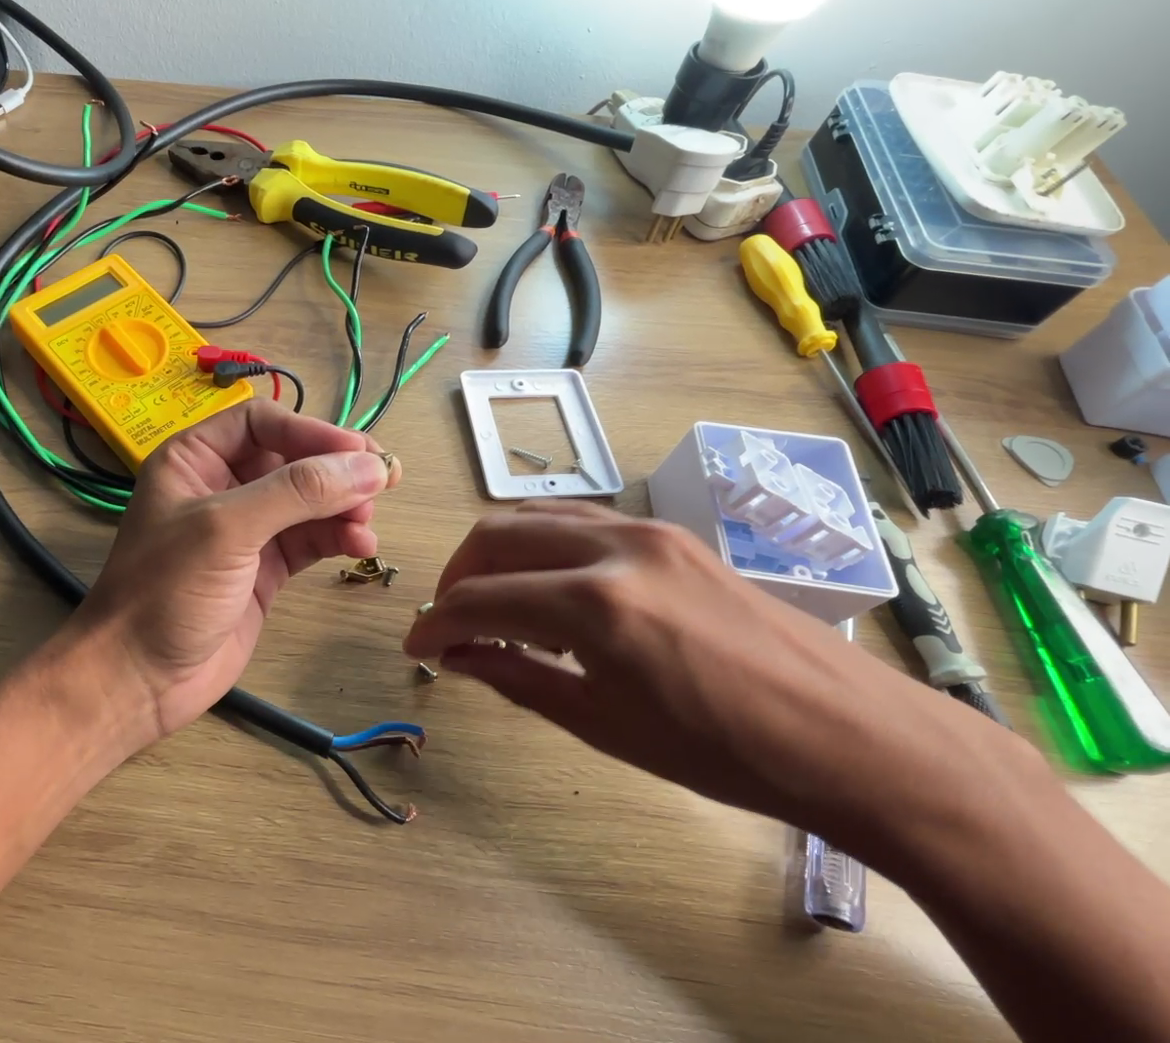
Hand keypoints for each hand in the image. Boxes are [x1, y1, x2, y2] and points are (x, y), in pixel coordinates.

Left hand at [70, 401, 397, 744]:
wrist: (139, 677)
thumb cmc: (165, 591)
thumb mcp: (226, 529)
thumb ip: (298, 492)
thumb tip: (370, 465)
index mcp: (194, 460)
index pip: (262, 423)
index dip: (311, 431)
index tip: (359, 451)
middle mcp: (220, 486)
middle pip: (291, 459)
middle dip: (335, 469)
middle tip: (383, 480)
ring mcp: (244, 531)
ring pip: (307, 501)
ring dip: (343, 506)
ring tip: (367, 524)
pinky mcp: (264, 570)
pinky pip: (310, 539)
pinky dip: (338, 537)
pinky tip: (360, 546)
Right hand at [402, 501, 1015, 830]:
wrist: (852, 737)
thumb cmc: (723, 752)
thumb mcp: (604, 725)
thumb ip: (517, 678)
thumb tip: (458, 657)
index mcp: (594, 605)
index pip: (479, 598)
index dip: (435, 624)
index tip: (417, 649)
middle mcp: (615, 547)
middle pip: (496, 536)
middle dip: (457, 578)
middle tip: (449, 625)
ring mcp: (649, 532)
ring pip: (536, 517)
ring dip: (498, 555)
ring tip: (494, 606)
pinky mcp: (674, 535)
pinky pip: (582, 522)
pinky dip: (544, 547)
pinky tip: (551, 592)